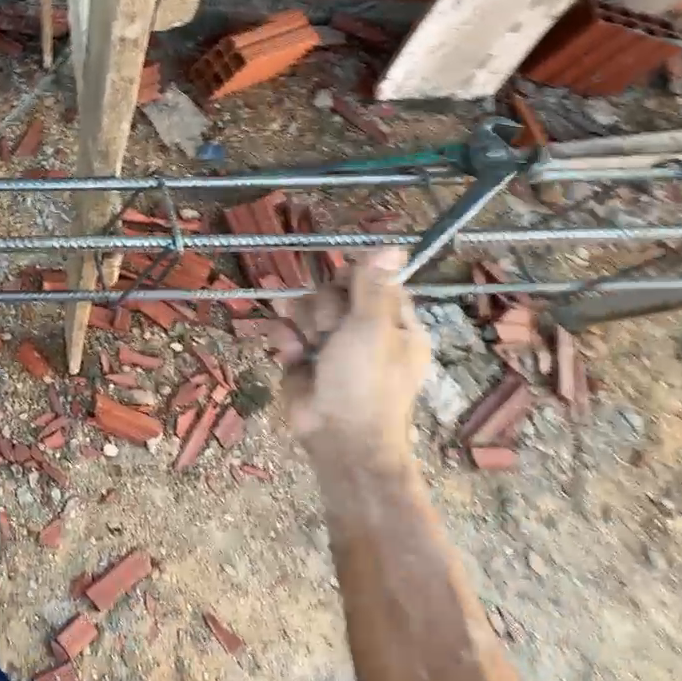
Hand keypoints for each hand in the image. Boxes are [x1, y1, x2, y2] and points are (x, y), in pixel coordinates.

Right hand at [285, 248, 429, 466]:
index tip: (345, 290)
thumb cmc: (365, 382)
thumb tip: (394, 244)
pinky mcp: (302, 358)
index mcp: (395, 324)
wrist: (338, 437)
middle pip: (332, 292)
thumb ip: (373, 286)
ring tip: (310, 348)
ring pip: (305, 308)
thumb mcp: (371, 328)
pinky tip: (293, 357)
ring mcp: (331, 345)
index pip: (372, 282)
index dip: (354, 282)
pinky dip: (286, 342)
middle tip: (331, 333)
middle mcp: (364, 331)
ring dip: (302, 325)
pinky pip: (286, 331)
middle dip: (324, 309)